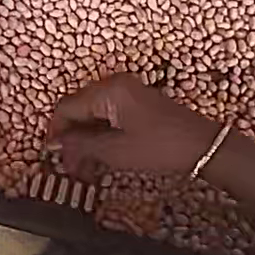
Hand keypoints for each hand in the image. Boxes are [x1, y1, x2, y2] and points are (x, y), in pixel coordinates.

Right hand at [46, 75, 221, 179]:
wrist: (203, 147)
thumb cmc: (160, 147)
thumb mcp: (116, 151)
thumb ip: (81, 146)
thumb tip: (54, 145)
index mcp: (108, 90)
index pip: (67, 107)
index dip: (56, 132)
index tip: (52, 156)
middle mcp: (115, 85)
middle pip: (79, 110)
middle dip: (71, 139)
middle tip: (70, 168)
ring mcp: (128, 93)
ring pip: (93, 115)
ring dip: (86, 141)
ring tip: (85, 170)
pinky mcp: (137, 103)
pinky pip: (109, 116)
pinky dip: (101, 136)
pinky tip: (100, 158)